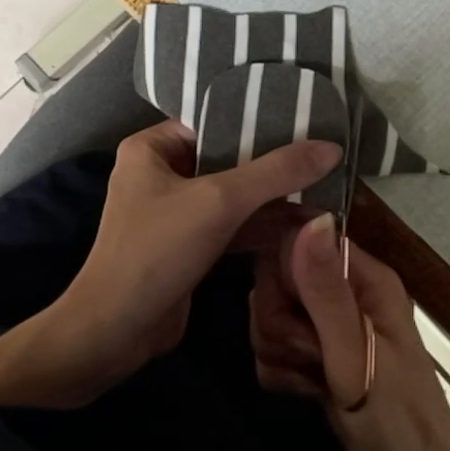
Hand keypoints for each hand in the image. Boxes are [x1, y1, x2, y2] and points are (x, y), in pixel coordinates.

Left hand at [0, 120, 341, 409]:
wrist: (118, 327)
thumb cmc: (158, 250)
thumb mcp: (219, 202)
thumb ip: (275, 173)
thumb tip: (331, 147)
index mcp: (149, 149)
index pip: (210, 123)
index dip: (257, 124)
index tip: (307, 124)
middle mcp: (157, 174)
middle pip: (224, 159)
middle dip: (271, 166)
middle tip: (326, 161)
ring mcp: (171, 212)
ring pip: (230, 196)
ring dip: (271, 199)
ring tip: (328, 191)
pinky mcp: (184, 246)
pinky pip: (228, 226)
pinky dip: (259, 226)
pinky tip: (304, 226)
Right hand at [252, 216, 449, 450]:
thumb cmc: (399, 428)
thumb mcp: (358, 359)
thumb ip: (326, 293)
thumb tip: (310, 220)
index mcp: (365, 280)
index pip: (297, 239)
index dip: (283, 273)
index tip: (292, 312)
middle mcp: (344, 293)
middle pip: (274, 278)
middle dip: (277, 322)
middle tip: (311, 356)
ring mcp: (327, 324)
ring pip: (266, 314)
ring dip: (278, 352)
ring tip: (315, 380)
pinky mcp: (313, 353)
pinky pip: (269, 346)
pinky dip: (280, 372)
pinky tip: (306, 391)